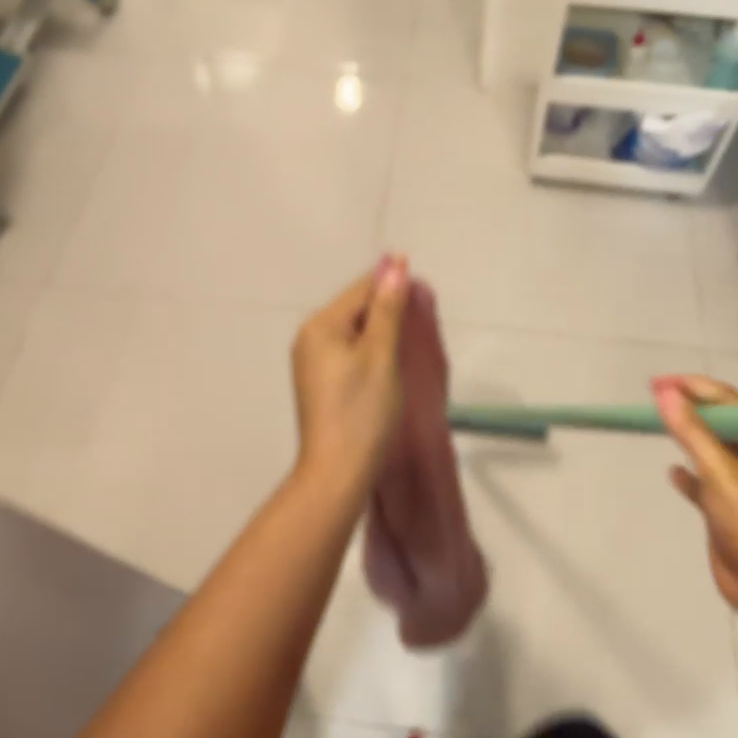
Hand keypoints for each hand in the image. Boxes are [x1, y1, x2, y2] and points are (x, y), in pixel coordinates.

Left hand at [291, 255, 412, 482]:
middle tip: (424, 320)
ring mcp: (312, 362)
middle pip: (356, 307)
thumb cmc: (362, 412)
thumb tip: (393, 263)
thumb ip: (388, 308)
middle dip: (389, 307)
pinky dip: (372, 350)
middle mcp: (310, 337)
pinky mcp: (320, 382)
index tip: (427, 295)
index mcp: (321, 325)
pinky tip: (391, 362)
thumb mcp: (381, 355)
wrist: (337, 474)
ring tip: (411, 341)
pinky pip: (349, 351)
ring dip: (383, 329)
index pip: (362, 288)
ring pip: (354, 330)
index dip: (394, 285)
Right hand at [654, 374, 737, 617]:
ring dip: (686, 437)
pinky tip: (672, 473)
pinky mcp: (729, 513)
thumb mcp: (723, 475)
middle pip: (719, 423)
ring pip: (710, 451)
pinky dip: (688, 476)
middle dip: (687, 407)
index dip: (694, 387)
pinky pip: (704, 485)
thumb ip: (693, 434)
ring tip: (656, 426)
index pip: (728, 401)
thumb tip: (666, 394)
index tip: (658, 385)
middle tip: (652, 398)